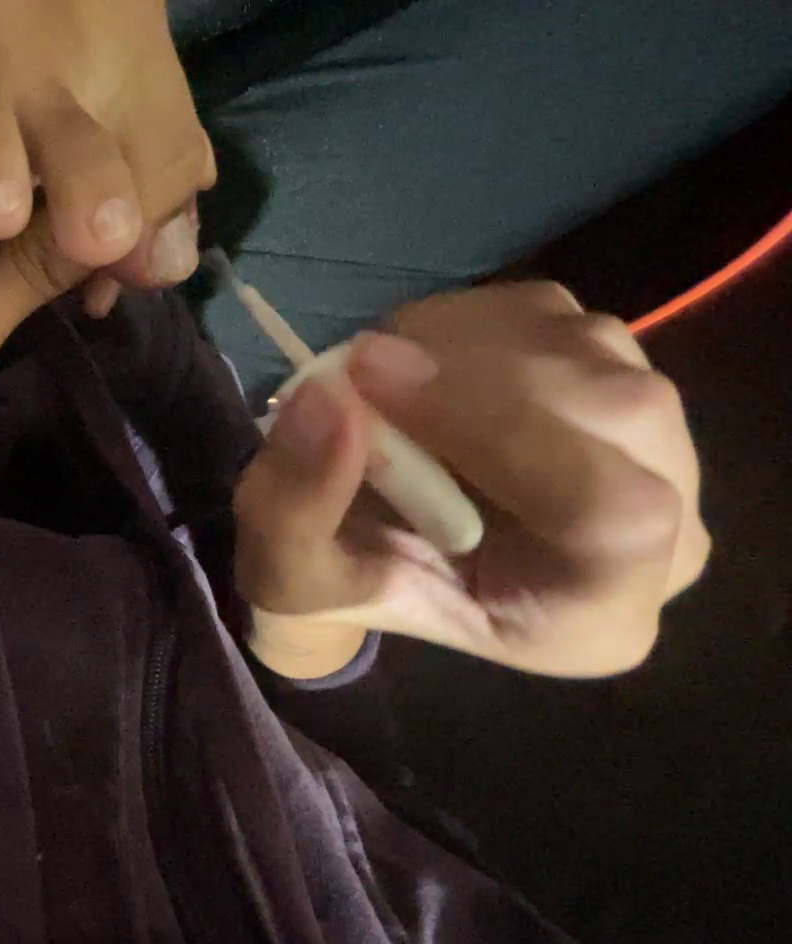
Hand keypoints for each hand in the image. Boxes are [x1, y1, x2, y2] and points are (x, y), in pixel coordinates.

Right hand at [235, 283, 710, 678]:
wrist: (356, 556)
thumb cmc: (331, 585)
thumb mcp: (287, 575)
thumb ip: (293, 507)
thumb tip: (325, 394)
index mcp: (590, 616)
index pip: (610, 511)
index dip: (498, 429)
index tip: (369, 376)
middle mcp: (664, 535)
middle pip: (616, 413)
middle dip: (468, 376)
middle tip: (352, 368)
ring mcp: (655, 448)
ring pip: (590, 351)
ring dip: (461, 342)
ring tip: (369, 373)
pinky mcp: (613, 381)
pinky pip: (560, 318)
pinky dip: (469, 321)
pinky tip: (409, 360)